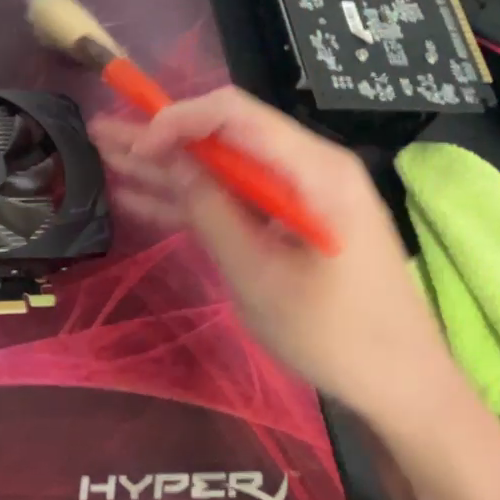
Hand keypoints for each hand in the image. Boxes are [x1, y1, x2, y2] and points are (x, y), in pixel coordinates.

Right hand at [90, 87, 451, 419]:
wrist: (401, 385)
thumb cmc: (336, 334)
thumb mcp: (260, 275)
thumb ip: (211, 211)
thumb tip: (168, 158)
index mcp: (313, 170)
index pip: (234, 114)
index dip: (178, 120)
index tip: (138, 148)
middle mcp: (304, 169)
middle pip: (220, 136)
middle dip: (158, 136)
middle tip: (98, 133)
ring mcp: (292, 196)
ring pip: (216, 168)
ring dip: (162, 166)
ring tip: (103, 156)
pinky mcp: (282, 223)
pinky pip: (228, 199)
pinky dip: (185, 200)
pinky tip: (135, 197)